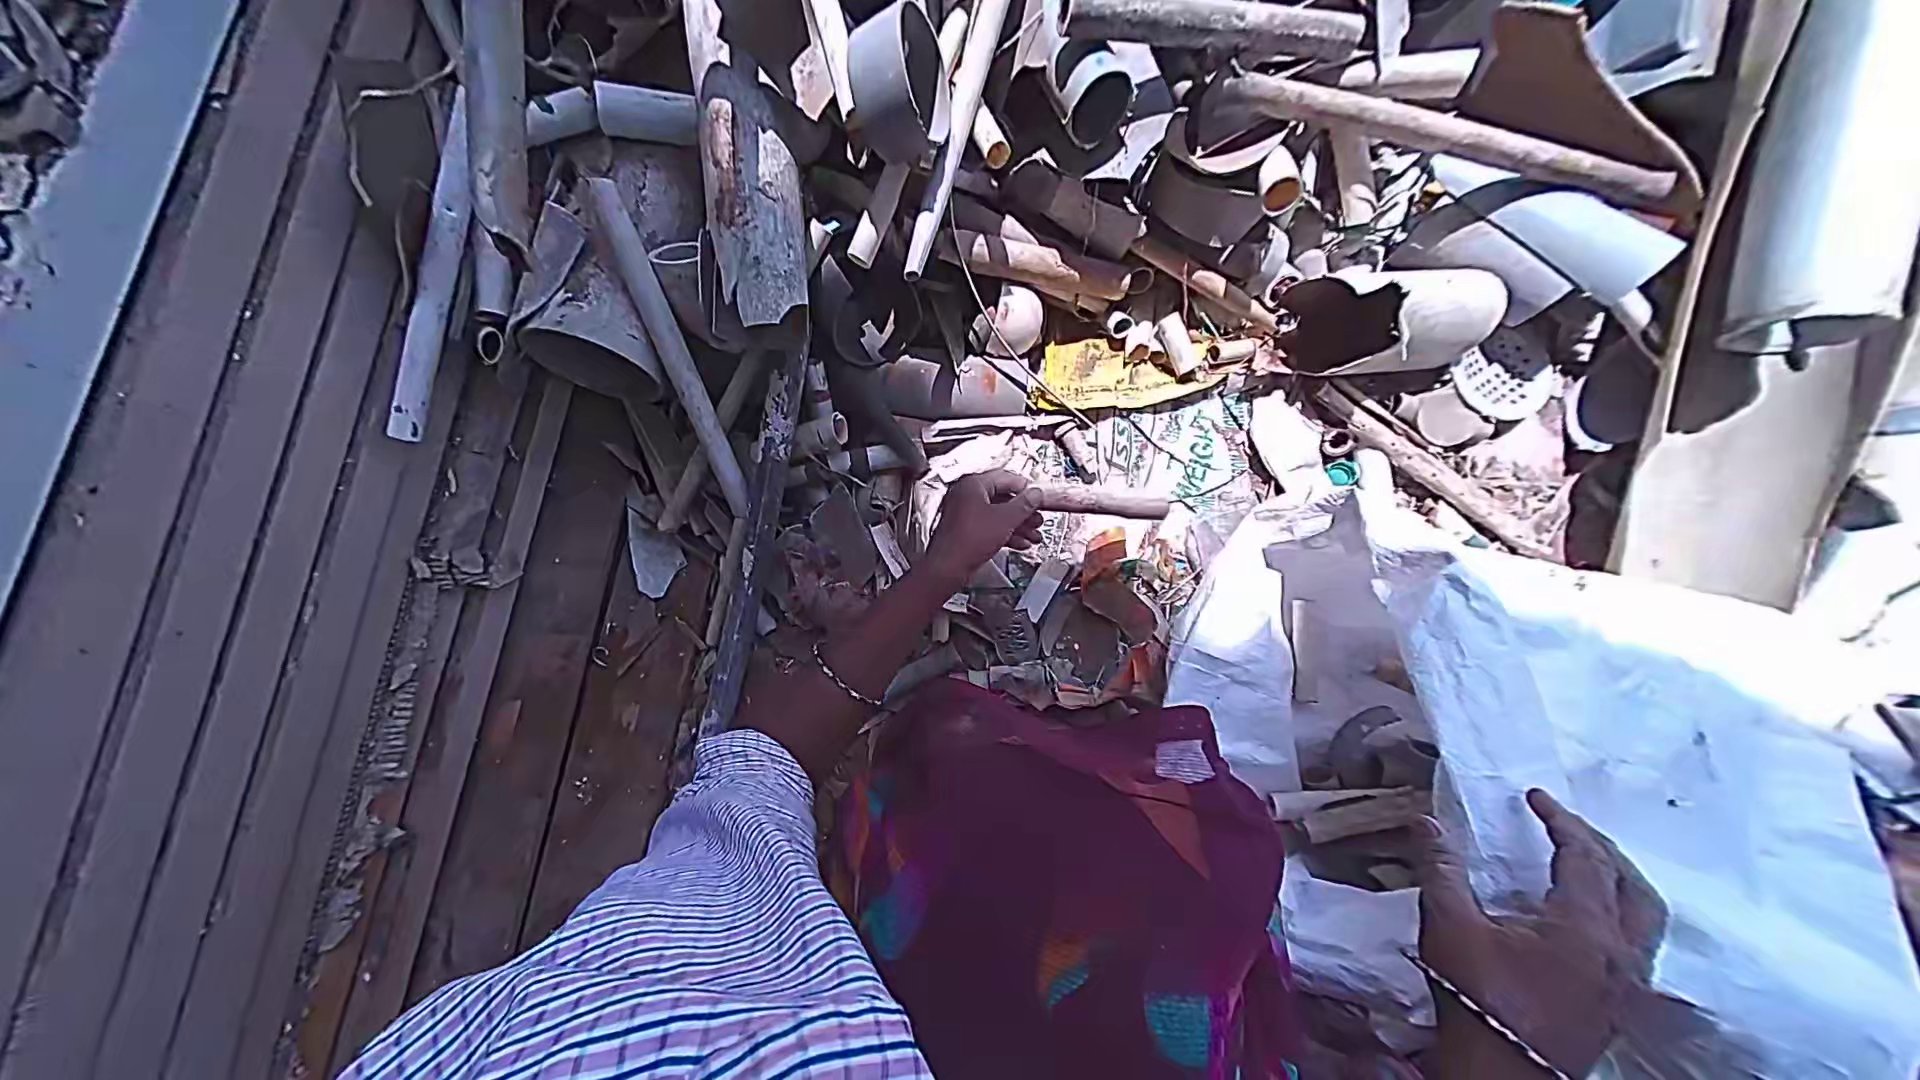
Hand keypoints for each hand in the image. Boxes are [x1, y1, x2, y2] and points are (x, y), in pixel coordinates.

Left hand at [924, 469, 1043, 582]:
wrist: (948, 568)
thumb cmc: (966, 541)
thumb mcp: (1005, 519)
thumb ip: (1024, 504)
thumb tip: (1034, 494)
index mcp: (972, 485)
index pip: (1005, 478)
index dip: (1025, 488)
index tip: (1038, 496)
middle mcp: (966, 496)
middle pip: (1002, 498)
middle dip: (1024, 511)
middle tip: (1037, 518)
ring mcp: (964, 514)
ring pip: (998, 515)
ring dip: (1018, 525)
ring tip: (1033, 534)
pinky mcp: (965, 531)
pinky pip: (990, 527)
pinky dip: (1006, 534)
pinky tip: (1020, 543)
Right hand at [1419, 790, 1666, 1077]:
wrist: (1503, 1069)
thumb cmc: (1479, 991)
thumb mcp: (1449, 921)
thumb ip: (1441, 867)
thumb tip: (1426, 820)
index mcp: (1584, 929)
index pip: (1585, 860)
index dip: (1561, 822)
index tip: (1534, 796)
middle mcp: (1620, 954)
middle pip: (1633, 887)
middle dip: (1600, 845)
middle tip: (1562, 821)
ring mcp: (1627, 982)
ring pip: (1645, 917)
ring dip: (1616, 878)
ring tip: (1581, 857)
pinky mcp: (1619, 1001)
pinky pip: (1636, 940)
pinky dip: (1616, 908)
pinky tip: (1584, 910)